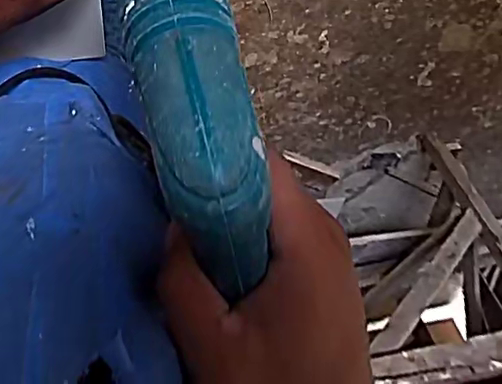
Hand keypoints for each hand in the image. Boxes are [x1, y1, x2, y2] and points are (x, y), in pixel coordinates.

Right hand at [158, 155, 369, 383]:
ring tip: (205, 254)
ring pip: (272, 209)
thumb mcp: (214, 347)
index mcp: (308, 236)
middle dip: (222, 195)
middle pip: (266, 182)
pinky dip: (254, 241)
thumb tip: (171, 232)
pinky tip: (232, 276)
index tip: (182, 161)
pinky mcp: (326, 271)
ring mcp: (330, 251)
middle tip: (184, 218)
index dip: (220, 154)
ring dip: (235, 222)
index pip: (262, 160)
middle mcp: (326, 231)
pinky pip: (284, 234)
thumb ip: (182, 281)